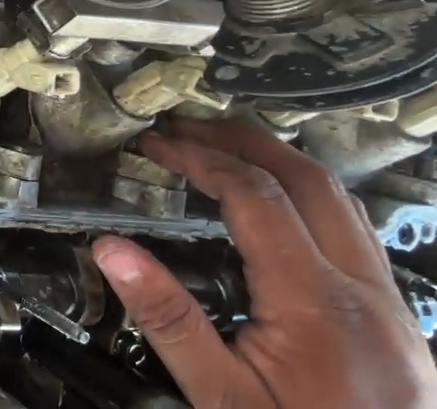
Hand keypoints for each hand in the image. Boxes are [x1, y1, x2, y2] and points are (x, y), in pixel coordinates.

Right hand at [91, 117, 436, 408]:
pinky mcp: (401, 326)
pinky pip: (356, 235)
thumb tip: (108, 248)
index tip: (153, 145)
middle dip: (242, 142)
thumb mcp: (223, 398)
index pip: (256, 197)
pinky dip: (306, 199)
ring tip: (220, 150)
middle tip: (183, 127)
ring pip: (345, 205)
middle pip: (314, 183)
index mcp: (321, 306)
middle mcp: (370, 297)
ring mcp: (395, 310)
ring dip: (279, 164)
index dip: (199, 158)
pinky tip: (272, 208)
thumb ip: (168, 319)